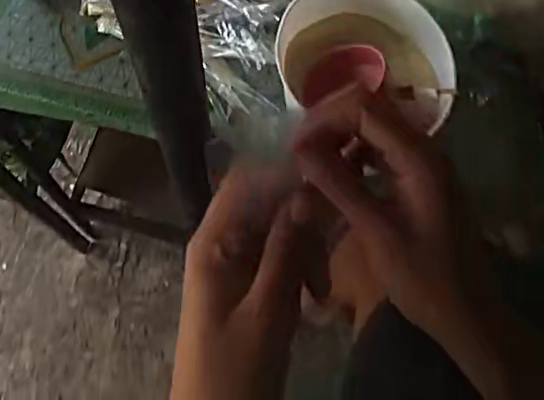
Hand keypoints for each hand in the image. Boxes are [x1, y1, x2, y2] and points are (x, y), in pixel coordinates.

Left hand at [170, 165, 312, 399]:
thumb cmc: (233, 374)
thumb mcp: (265, 312)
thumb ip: (284, 248)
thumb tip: (305, 192)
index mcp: (213, 240)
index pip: (245, 179)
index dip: (282, 170)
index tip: (324, 177)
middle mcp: (224, 241)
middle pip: (268, 201)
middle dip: (303, 218)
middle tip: (329, 245)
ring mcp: (238, 262)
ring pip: (281, 227)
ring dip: (307, 247)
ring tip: (322, 287)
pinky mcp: (253, 282)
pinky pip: (283, 254)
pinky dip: (303, 267)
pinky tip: (316, 295)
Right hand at [292, 89, 495, 373]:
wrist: (471, 315)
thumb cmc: (425, 280)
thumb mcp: (377, 234)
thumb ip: (339, 186)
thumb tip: (300, 151)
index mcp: (418, 155)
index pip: (365, 109)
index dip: (326, 120)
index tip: (296, 146)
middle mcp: (424, 145)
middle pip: (371, 109)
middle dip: (332, 123)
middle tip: (300, 151)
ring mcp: (425, 158)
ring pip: (376, 125)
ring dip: (343, 136)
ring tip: (312, 162)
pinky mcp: (421, 172)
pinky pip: (384, 146)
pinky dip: (358, 152)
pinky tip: (337, 174)